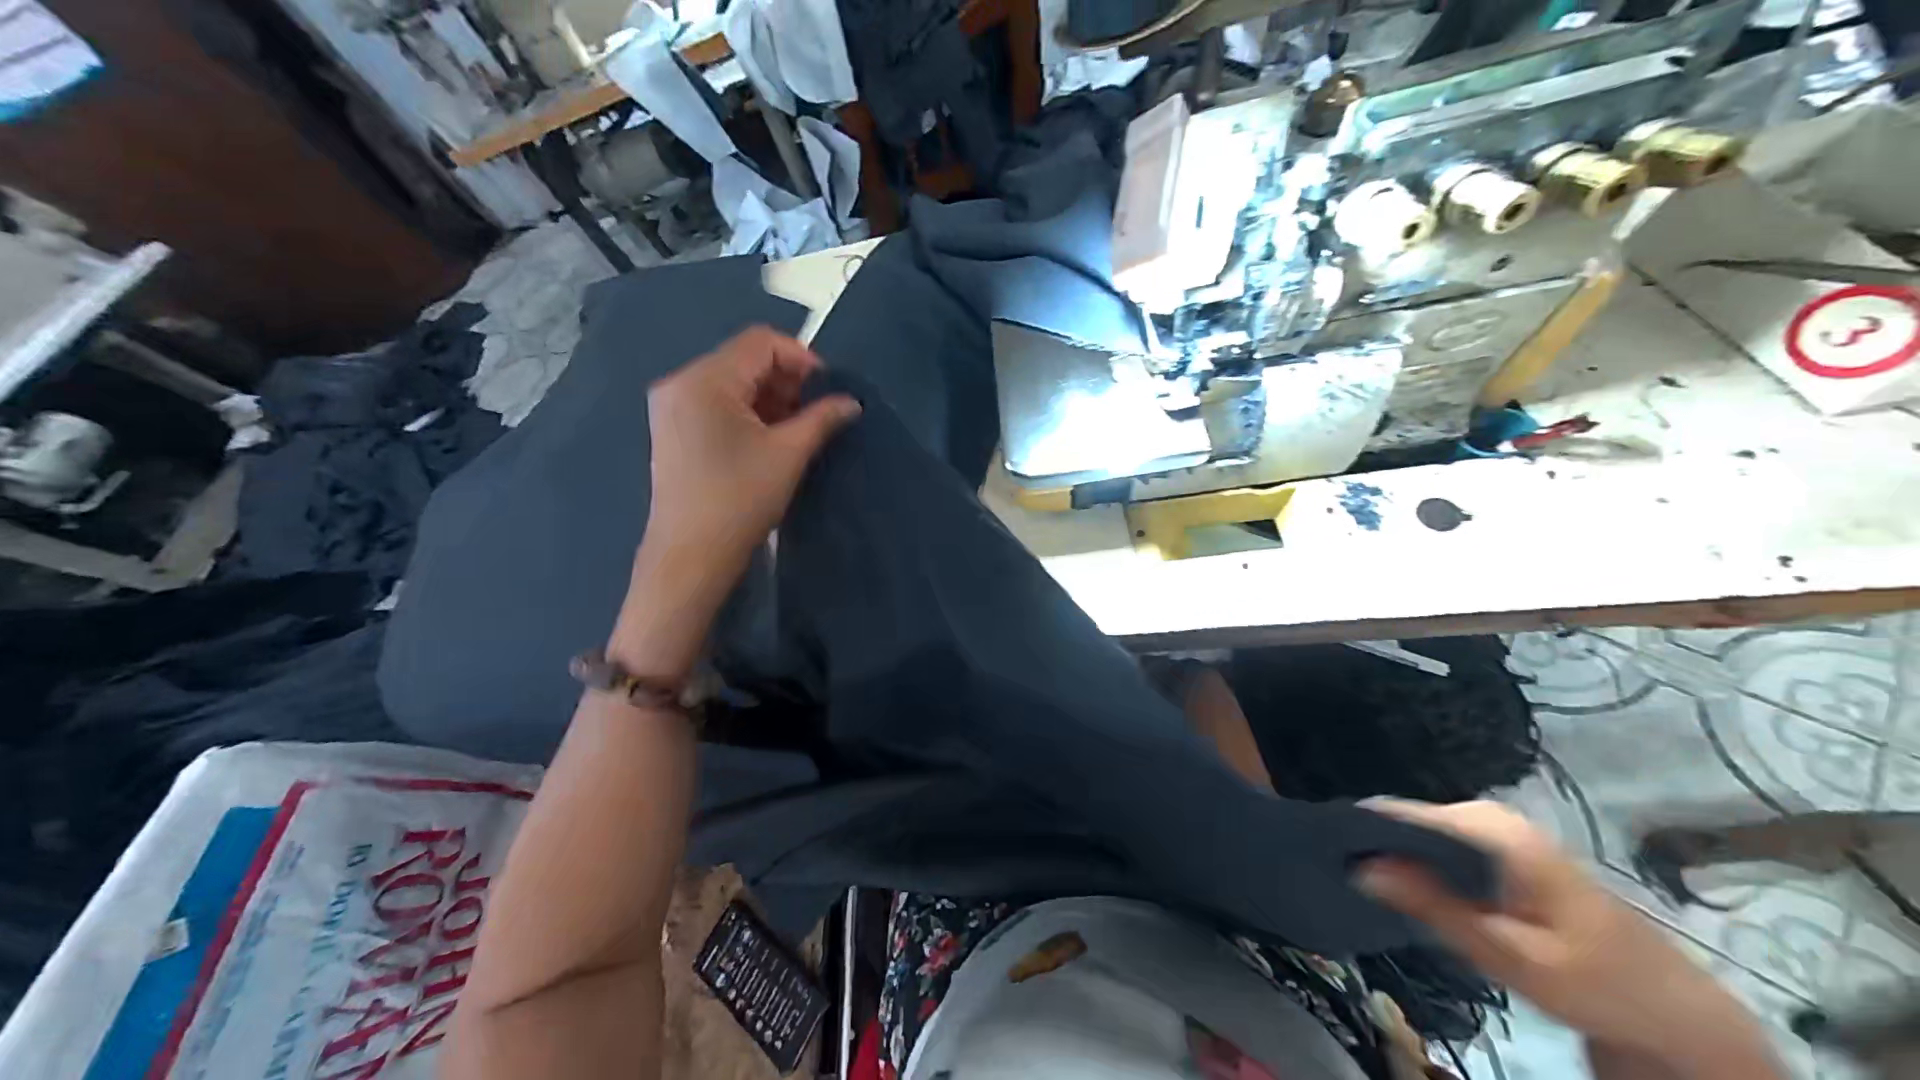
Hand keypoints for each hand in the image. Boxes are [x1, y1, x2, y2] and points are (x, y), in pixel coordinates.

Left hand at [645, 326, 859, 575]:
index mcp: (704, 380)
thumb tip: (851, 402)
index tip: (830, 390)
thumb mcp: (788, 454)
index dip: (802, 358)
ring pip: (732, 383)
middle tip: (817, 412)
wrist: (690, 557)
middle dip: (786, 380)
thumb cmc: (740, 500)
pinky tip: (770, 438)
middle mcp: (681, 383)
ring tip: (798, 429)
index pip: (760, 342)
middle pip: (744, 359)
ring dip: (770, 398)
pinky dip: (748, 412)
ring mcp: (672, 407)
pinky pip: (717, 404)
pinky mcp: (673, 430)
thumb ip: (821, 418)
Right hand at [1357, 800, 1779, 1074]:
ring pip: (1421, 837)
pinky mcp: (1500, 851)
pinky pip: (1441, 848)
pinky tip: (1413, 897)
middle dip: (1378, 850)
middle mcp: (1490, 817)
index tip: (1326, 858)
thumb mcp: (1511, 954)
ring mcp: (1496, 832)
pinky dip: (1422, 869)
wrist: (1675, 1012)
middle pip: (1408, 822)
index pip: (1401, 814)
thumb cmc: (1597, 982)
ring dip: (1398, 862)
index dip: (1361, 833)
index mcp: (1493, 830)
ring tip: (1371, 893)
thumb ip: (1434, 906)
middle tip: (1350, 888)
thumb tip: (1358, 867)